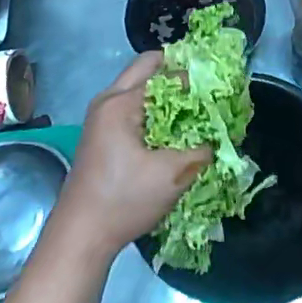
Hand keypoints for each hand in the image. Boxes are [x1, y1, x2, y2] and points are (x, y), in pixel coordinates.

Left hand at [50, 52, 210, 260]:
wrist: (81, 234)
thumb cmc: (124, 200)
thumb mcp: (172, 175)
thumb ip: (201, 150)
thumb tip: (219, 137)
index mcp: (120, 104)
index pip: (165, 74)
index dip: (194, 77)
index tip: (220, 86)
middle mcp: (107, 101)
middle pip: (145, 68)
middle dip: (176, 71)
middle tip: (205, 84)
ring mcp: (100, 117)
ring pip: (136, 87)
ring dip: (164, 91)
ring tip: (195, 105)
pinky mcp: (100, 135)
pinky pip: (131, 106)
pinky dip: (153, 108)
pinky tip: (173, 127)